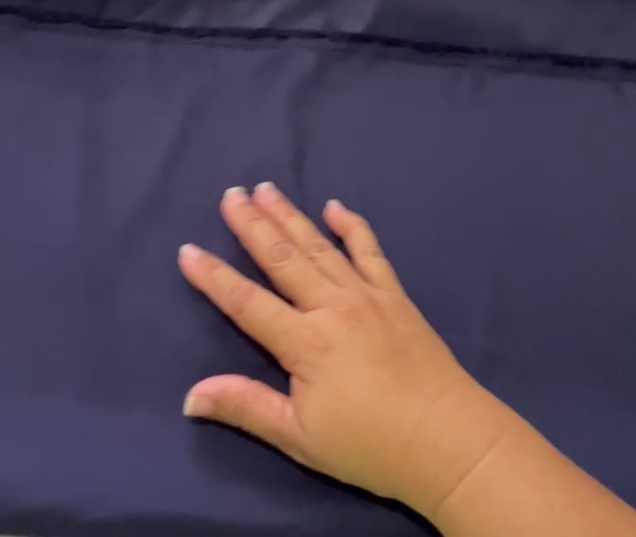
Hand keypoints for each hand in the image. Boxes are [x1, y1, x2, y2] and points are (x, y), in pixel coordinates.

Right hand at [176, 183, 519, 517]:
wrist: (448, 440)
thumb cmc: (370, 445)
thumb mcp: (300, 438)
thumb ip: (246, 407)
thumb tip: (191, 395)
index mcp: (305, 342)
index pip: (247, 302)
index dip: (214, 277)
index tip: (188, 249)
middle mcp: (332, 307)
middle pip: (282, 259)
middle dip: (252, 225)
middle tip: (231, 194)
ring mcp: (366, 295)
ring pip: (318, 246)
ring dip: (290, 216)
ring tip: (266, 189)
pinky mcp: (394, 295)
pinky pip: (370, 251)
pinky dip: (352, 227)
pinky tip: (336, 207)